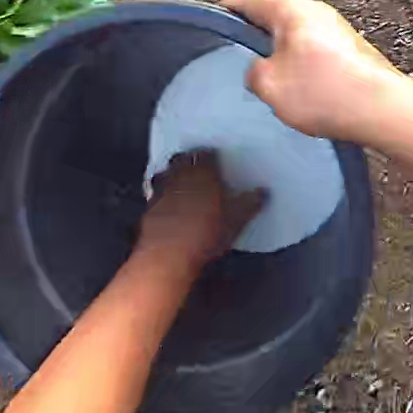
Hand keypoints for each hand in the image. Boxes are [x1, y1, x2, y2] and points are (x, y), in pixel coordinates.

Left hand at [128, 152, 263, 285]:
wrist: (168, 258)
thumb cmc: (207, 233)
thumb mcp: (238, 220)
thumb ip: (251, 203)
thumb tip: (263, 191)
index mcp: (203, 174)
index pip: (205, 154)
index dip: (210, 154)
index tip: (216, 158)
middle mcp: (180, 177)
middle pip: (181, 159)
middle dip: (189, 159)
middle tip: (198, 166)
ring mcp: (161, 193)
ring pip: (164, 173)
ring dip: (171, 174)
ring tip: (180, 181)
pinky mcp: (148, 210)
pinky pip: (155, 195)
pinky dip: (162, 195)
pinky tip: (169, 205)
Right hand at [222, 0, 408, 141]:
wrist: (380, 108)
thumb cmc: (326, 91)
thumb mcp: (268, 85)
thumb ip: (253, 72)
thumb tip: (261, 69)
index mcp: (292, 11)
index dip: (231, 8)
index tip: (220, 14)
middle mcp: (319, 12)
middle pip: (280, 17)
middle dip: (261, 34)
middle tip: (244, 55)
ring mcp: (340, 30)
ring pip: (302, 35)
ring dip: (287, 53)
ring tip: (277, 79)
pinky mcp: (355, 50)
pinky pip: (321, 52)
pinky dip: (309, 65)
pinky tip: (307, 88)